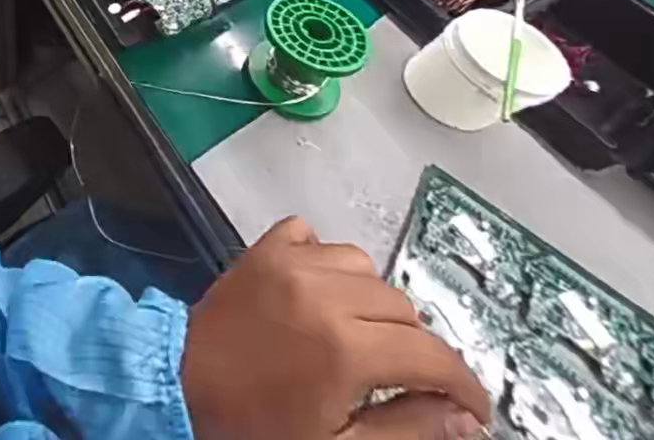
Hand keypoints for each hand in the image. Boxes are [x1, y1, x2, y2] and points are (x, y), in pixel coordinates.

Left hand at [183, 217, 491, 439]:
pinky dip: (323, 256)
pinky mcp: (259, 249)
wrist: (183, 381)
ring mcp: (285, 261)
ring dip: (372, 298)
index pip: (432, 354)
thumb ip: (408, 430)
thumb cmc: (260, 425)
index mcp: (343, 347)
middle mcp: (319, 291)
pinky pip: (307, 233)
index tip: (469, 407)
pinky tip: (318, 287)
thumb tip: (460, 415)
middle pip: (401, 306)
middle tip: (404, 376)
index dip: (464, 386)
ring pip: (360, 265)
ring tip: (359, 331)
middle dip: (416, 346)